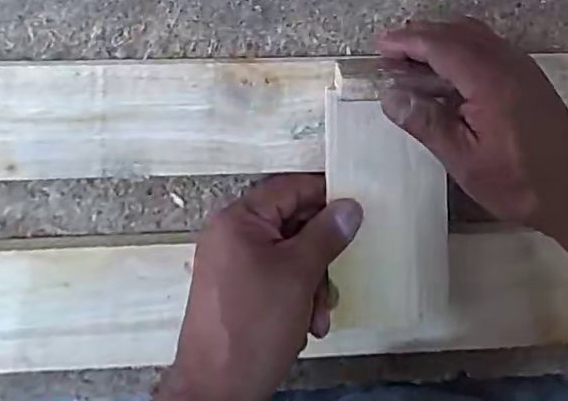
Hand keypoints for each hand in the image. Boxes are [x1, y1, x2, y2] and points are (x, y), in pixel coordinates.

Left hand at [159, 174, 361, 400]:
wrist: (213, 400)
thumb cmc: (253, 327)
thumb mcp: (299, 274)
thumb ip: (327, 233)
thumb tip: (351, 205)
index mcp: (239, 220)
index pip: (290, 188)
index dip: (325, 195)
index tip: (354, 209)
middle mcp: (231, 235)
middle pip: (292, 223)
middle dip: (320, 254)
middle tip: (335, 277)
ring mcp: (231, 265)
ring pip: (288, 253)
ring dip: (312, 282)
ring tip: (318, 316)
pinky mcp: (235, 292)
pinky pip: (275, 276)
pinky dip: (295, 295)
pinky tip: (306, 325)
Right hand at [377, 18, 567, 240]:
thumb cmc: (519, 181)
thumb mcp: (465, 160)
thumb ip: (427, 123)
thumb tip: (390, 95)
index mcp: (488, 76)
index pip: (440, 44)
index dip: (407, 41)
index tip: (379, 46)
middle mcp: (505, 59)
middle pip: (456, 32)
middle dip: (420, 37)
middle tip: (389, 54)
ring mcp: (519, 64)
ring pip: (473, 36)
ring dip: (441, 41)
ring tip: (411, 61)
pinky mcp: (526, 74)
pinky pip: (487, 46)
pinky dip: (460, 49)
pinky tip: (447, 74)